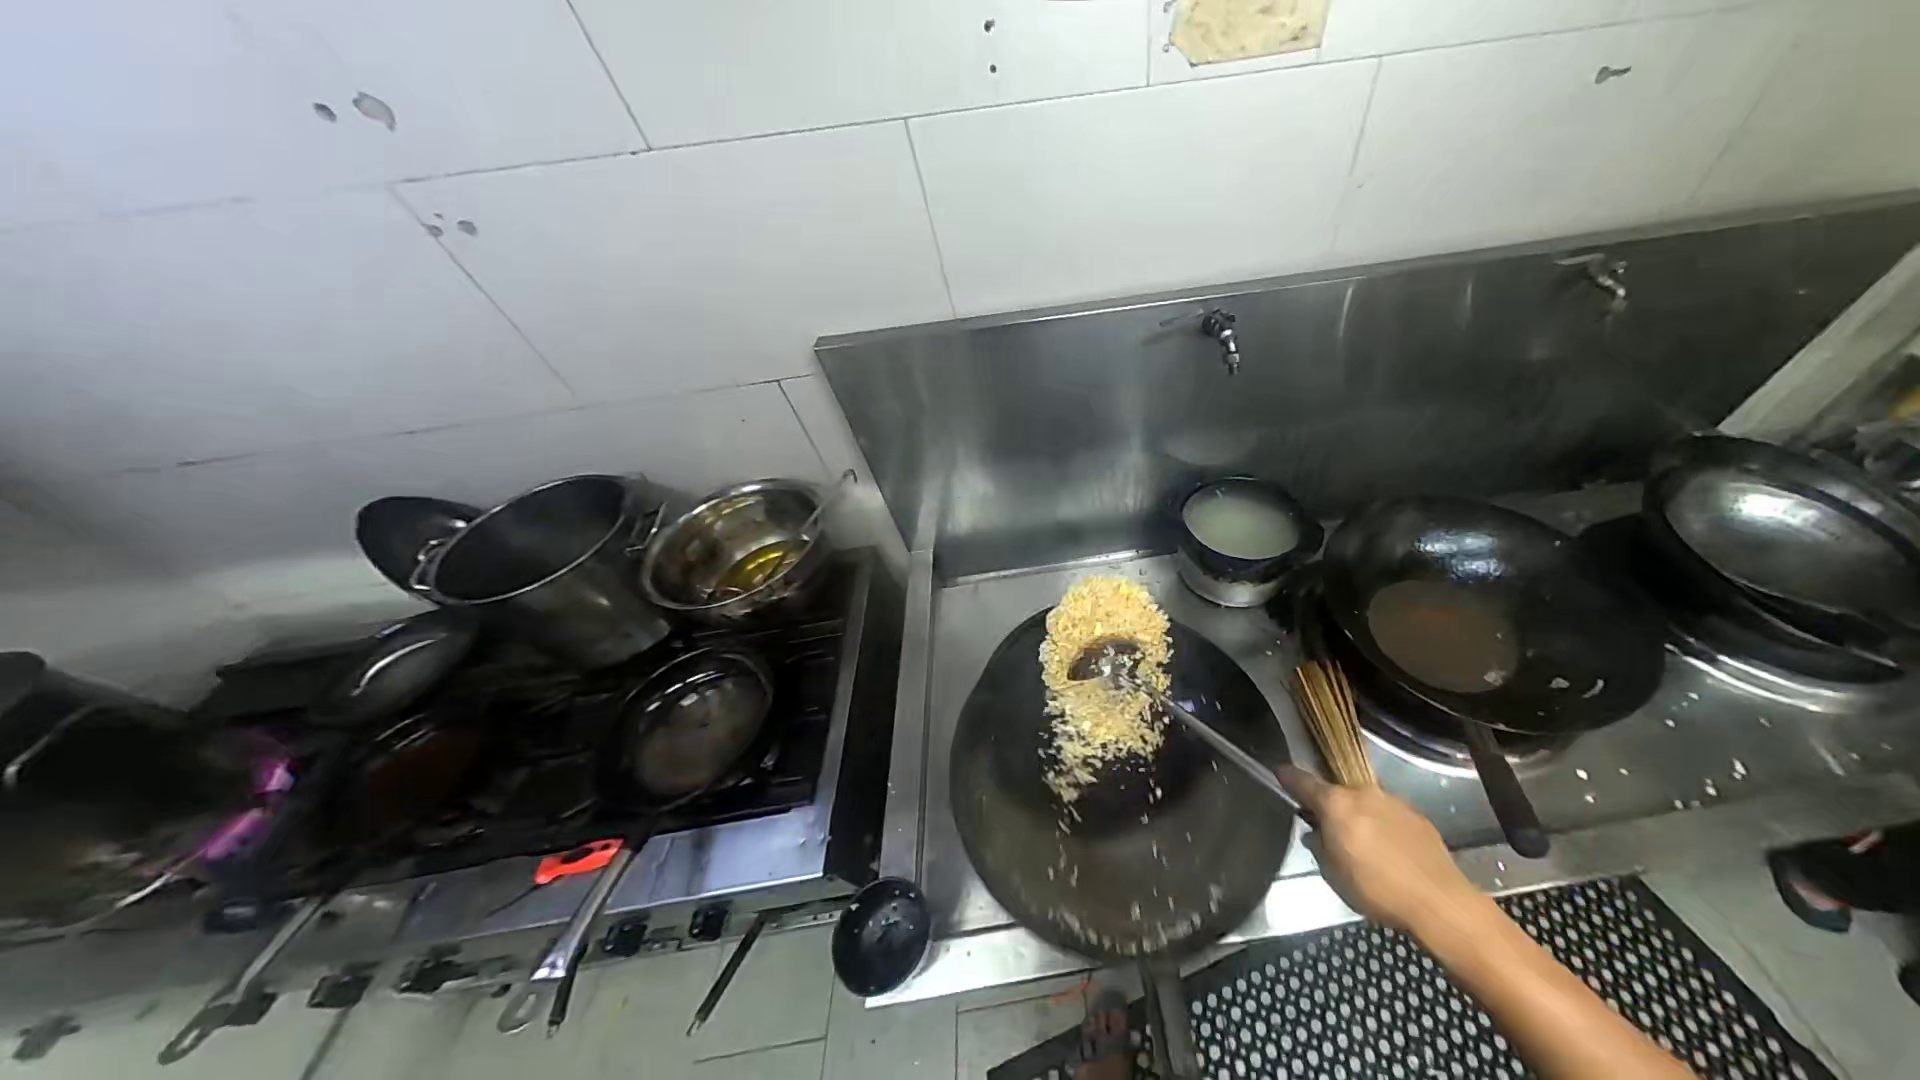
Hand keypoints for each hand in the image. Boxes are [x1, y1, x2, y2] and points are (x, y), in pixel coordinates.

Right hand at [1277, 765, 1484, 933]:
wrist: (1440, 904)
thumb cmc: (1376, 889)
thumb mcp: (1332, 873)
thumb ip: (1319, 846)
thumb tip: (1317, 834)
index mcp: (1335, 803)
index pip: (1302, 781)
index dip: (1288, 778)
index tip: (1280, 774)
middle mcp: (1363, 793)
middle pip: (1336, 792)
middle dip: (1330, 806)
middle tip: (1329, 829)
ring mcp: (1393, 802)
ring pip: (1364, 803)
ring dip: (1358, 816)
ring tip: (1364, 844)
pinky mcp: (1417, 817)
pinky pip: (1388, 815)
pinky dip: (1382, 825)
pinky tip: (1390, 851)